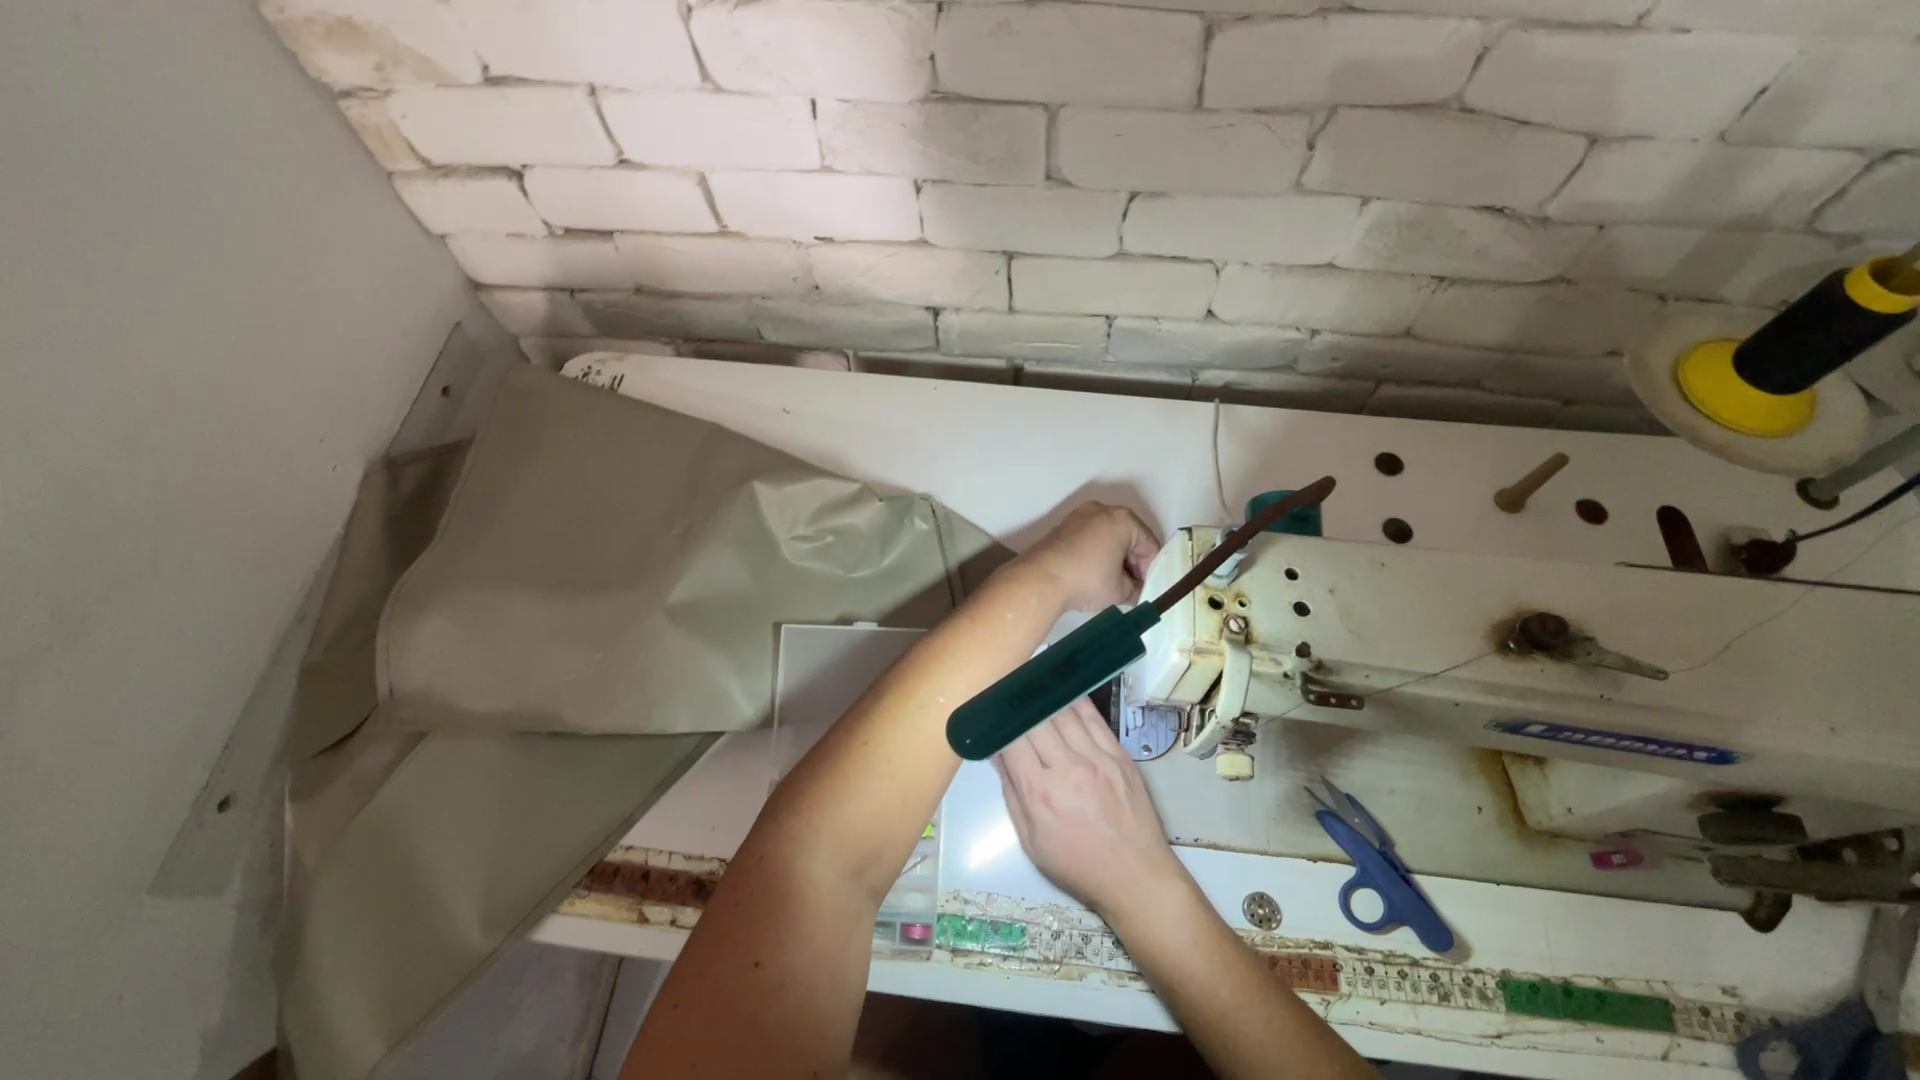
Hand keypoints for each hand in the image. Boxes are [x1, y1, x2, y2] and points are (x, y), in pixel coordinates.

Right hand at [994, 698, 1187, 924]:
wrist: (1135, 876)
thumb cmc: (1077, 865)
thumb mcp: (1031, 840)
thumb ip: (1012, 792)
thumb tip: (997, 755)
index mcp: (1040, 793)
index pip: (1011, 741)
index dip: (997, 723)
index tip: (989, 712)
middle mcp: (1068, 769)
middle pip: (1036, 722)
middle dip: (1018, 706)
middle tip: (1005, 692)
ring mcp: (1098, 759)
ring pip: (1064, 714)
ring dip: (1044, 698)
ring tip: (1030, 683)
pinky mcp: (1120, 756)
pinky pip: (1094, 719)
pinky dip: (1076, 701)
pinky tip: (1064, 690)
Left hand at [1016, 502, 1159, 612]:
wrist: (1040, 579)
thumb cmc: (1087, 580)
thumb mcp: (1119, 591)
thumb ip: (1135, 589)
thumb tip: (1136, 592)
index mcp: (1123, 519)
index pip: (1149, 545)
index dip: (1150, 571)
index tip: (1144, 589)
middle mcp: (1102, 510)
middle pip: (1129, 537)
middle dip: (1132, 563)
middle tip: (1130, 588)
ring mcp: (1080, 516)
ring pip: (1108, 537)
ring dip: (1114, 558)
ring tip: (1111, 584)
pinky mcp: (1063, 526)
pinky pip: (1089, 538)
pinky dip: (1096, 553)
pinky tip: (1092, 575)